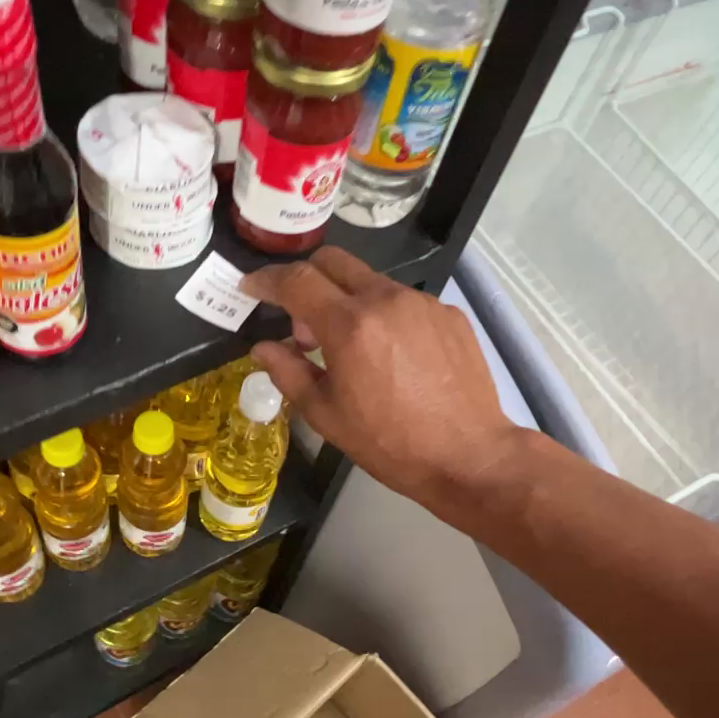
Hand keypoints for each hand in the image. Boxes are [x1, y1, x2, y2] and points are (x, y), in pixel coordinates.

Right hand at [243, 247, 522, 502]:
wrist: (467, 456)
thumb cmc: (389, 443)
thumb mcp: (326, 416)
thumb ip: (289, 373)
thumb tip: (265, 348)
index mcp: (349, 326)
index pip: (296, 281)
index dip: (265, 280)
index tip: (251, 288)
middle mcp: (385, 300)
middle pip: (333, 261)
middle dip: (306, 279)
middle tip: (301, 322)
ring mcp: (422, 303)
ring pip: (371, 282)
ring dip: (348, 302)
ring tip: (350, 350)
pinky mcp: (448, 314)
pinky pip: (404, 302)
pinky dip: (384, 318)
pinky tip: (391, 358)